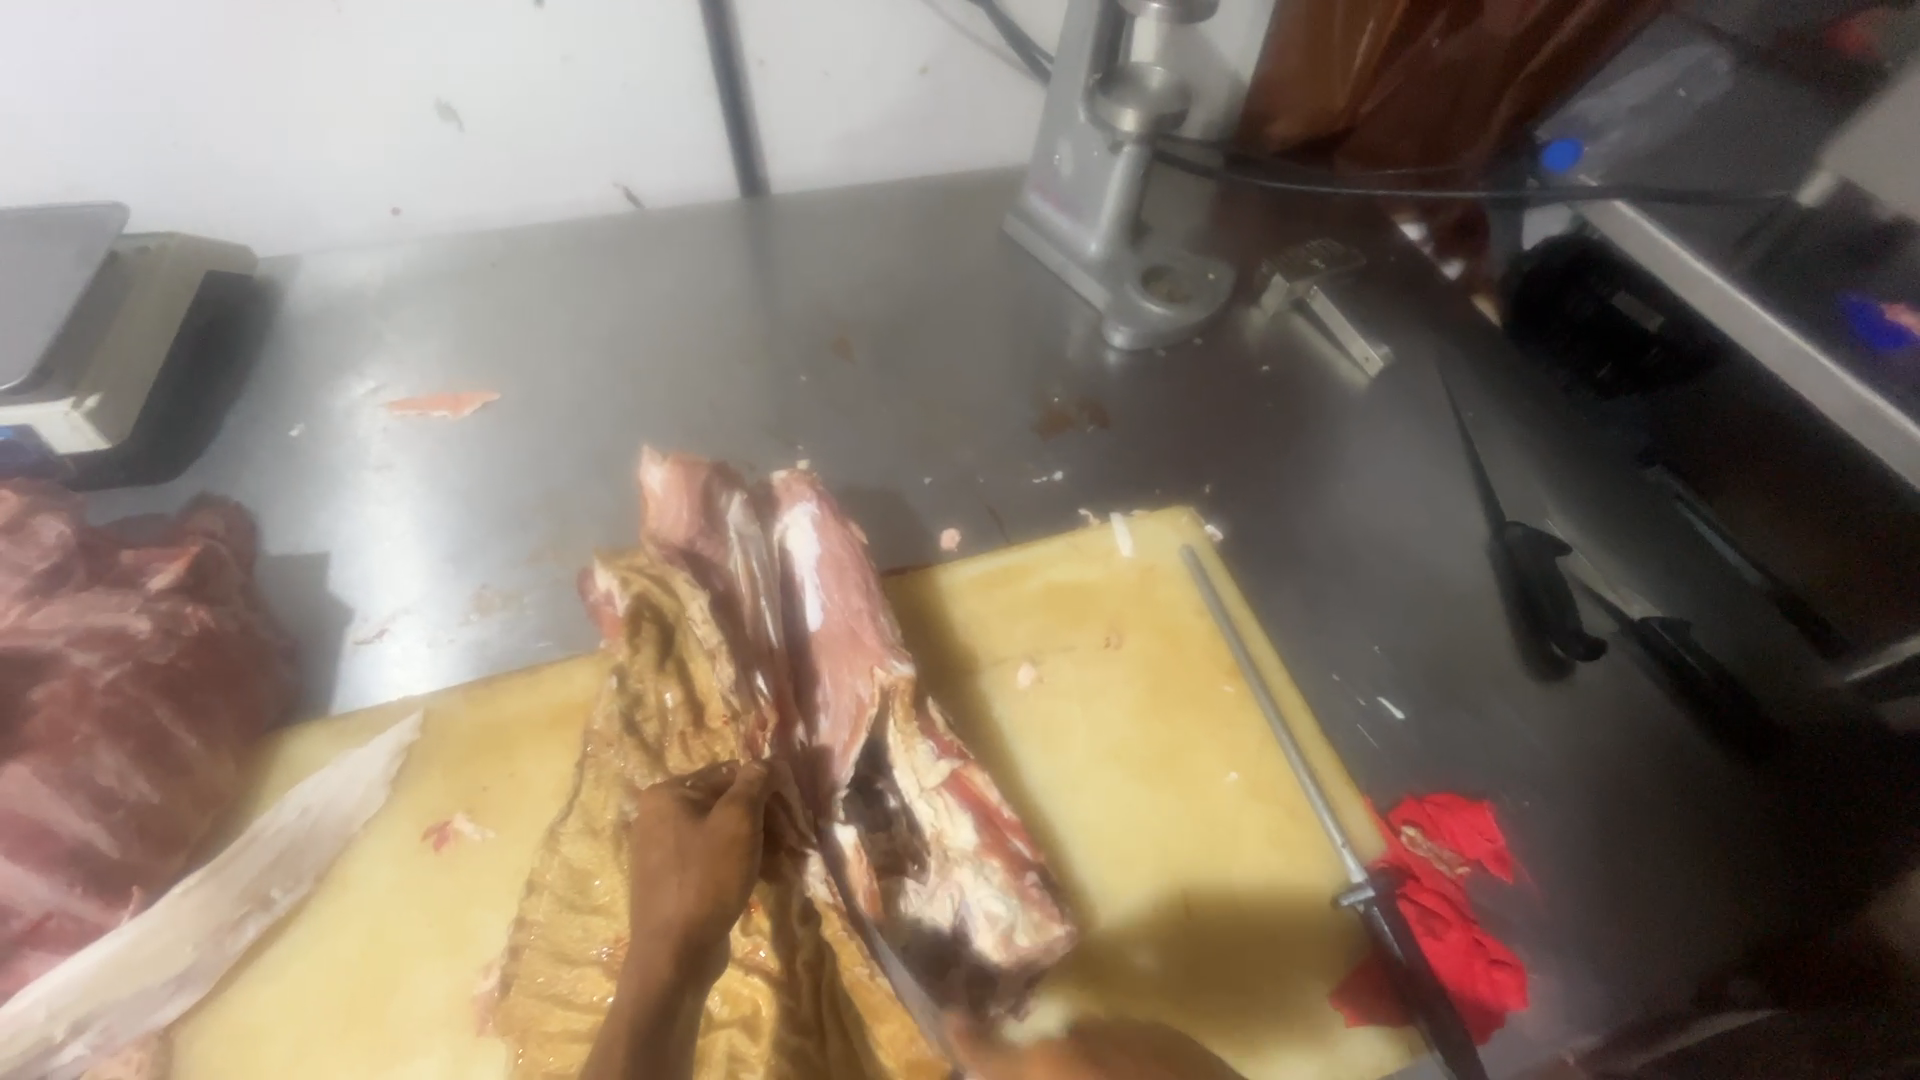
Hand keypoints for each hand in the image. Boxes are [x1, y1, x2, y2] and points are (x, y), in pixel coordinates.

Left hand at [626, 759, 774, 985]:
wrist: (674, 956)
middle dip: (764, 820)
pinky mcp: (674, 879)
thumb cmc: (707, 877)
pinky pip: (714, 858)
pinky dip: (740, 863)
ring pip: (724, 833)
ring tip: (785, 862)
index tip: (792, 811)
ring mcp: (664, 850)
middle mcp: (659, 816)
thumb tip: (766, 762)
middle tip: (793, 840)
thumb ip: (755, 782)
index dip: (765, 789)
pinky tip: (767, 878)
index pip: (729, 773)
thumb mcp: (738, 820)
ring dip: (758, 843)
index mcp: (668, 794)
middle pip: (726, 803)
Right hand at [947, 1015, 1246, 1079]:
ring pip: (1095, 1048)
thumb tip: (1019, 1058)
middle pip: (1050, 1054)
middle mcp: (1082, 1036)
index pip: (989, 1053)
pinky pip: (1135, 1047)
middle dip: (1052, 1076)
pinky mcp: (1173, 1037)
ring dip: (1095, 1071)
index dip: (967, 1039)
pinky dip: (1133, 1068)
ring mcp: (1130, 1030)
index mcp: (1050, 1068)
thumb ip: (1027, 1067)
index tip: (952, 1015)